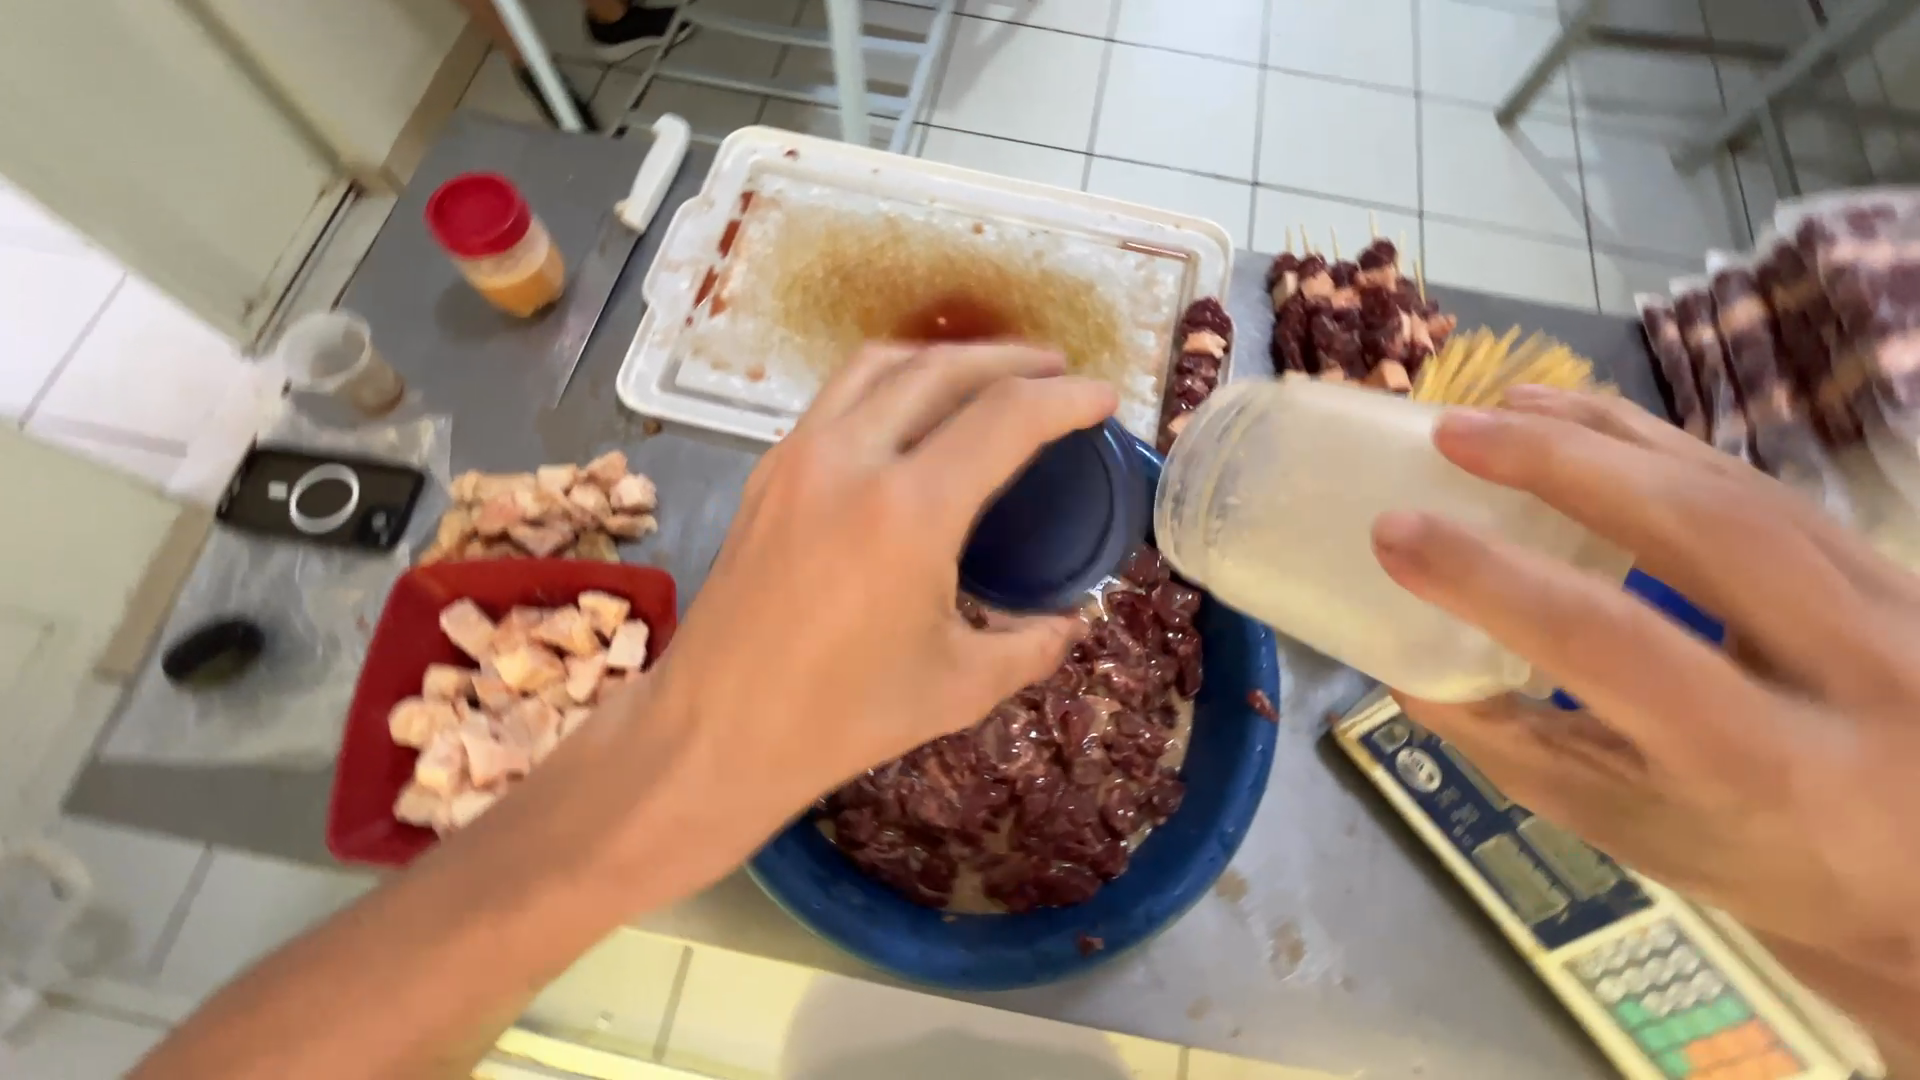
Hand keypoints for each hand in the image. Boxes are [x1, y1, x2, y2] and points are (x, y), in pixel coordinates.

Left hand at [616, 344, 1114, 866]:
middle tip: (1055, 370)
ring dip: (945, 358)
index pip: (1006, 419)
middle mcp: (850, 460)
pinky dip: (890, 382)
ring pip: (880, 366)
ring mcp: (798, 457)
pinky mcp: (767, 472)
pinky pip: (839, 397)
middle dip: (1011, 361)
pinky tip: (909, 414)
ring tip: (986, 375)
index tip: (1103, 398)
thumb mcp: (960, 687)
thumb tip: (1072, 622)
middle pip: (943, 369)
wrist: (716, 730)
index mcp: (909, 511)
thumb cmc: (842, 717)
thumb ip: (1033, 645)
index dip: (1066, 399)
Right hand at [1369, 387, 1919, 1045]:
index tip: (1394, 531)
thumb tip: (1404, 661)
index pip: (1608, 643)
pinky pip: (1760, 483)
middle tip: (1451, 432)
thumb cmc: (1747, 854)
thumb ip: (1502, 741)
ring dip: (1604, 435)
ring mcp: (1897, 608)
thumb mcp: (1608, 823)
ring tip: (1503, 405)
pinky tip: (1584, 421)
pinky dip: (1657, 440)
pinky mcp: (1893, 567)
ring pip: (1738, 487)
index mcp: (1759, 761)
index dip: (1489, 578)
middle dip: (1560, 466)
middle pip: (1701, 529)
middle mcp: (1853, 673)